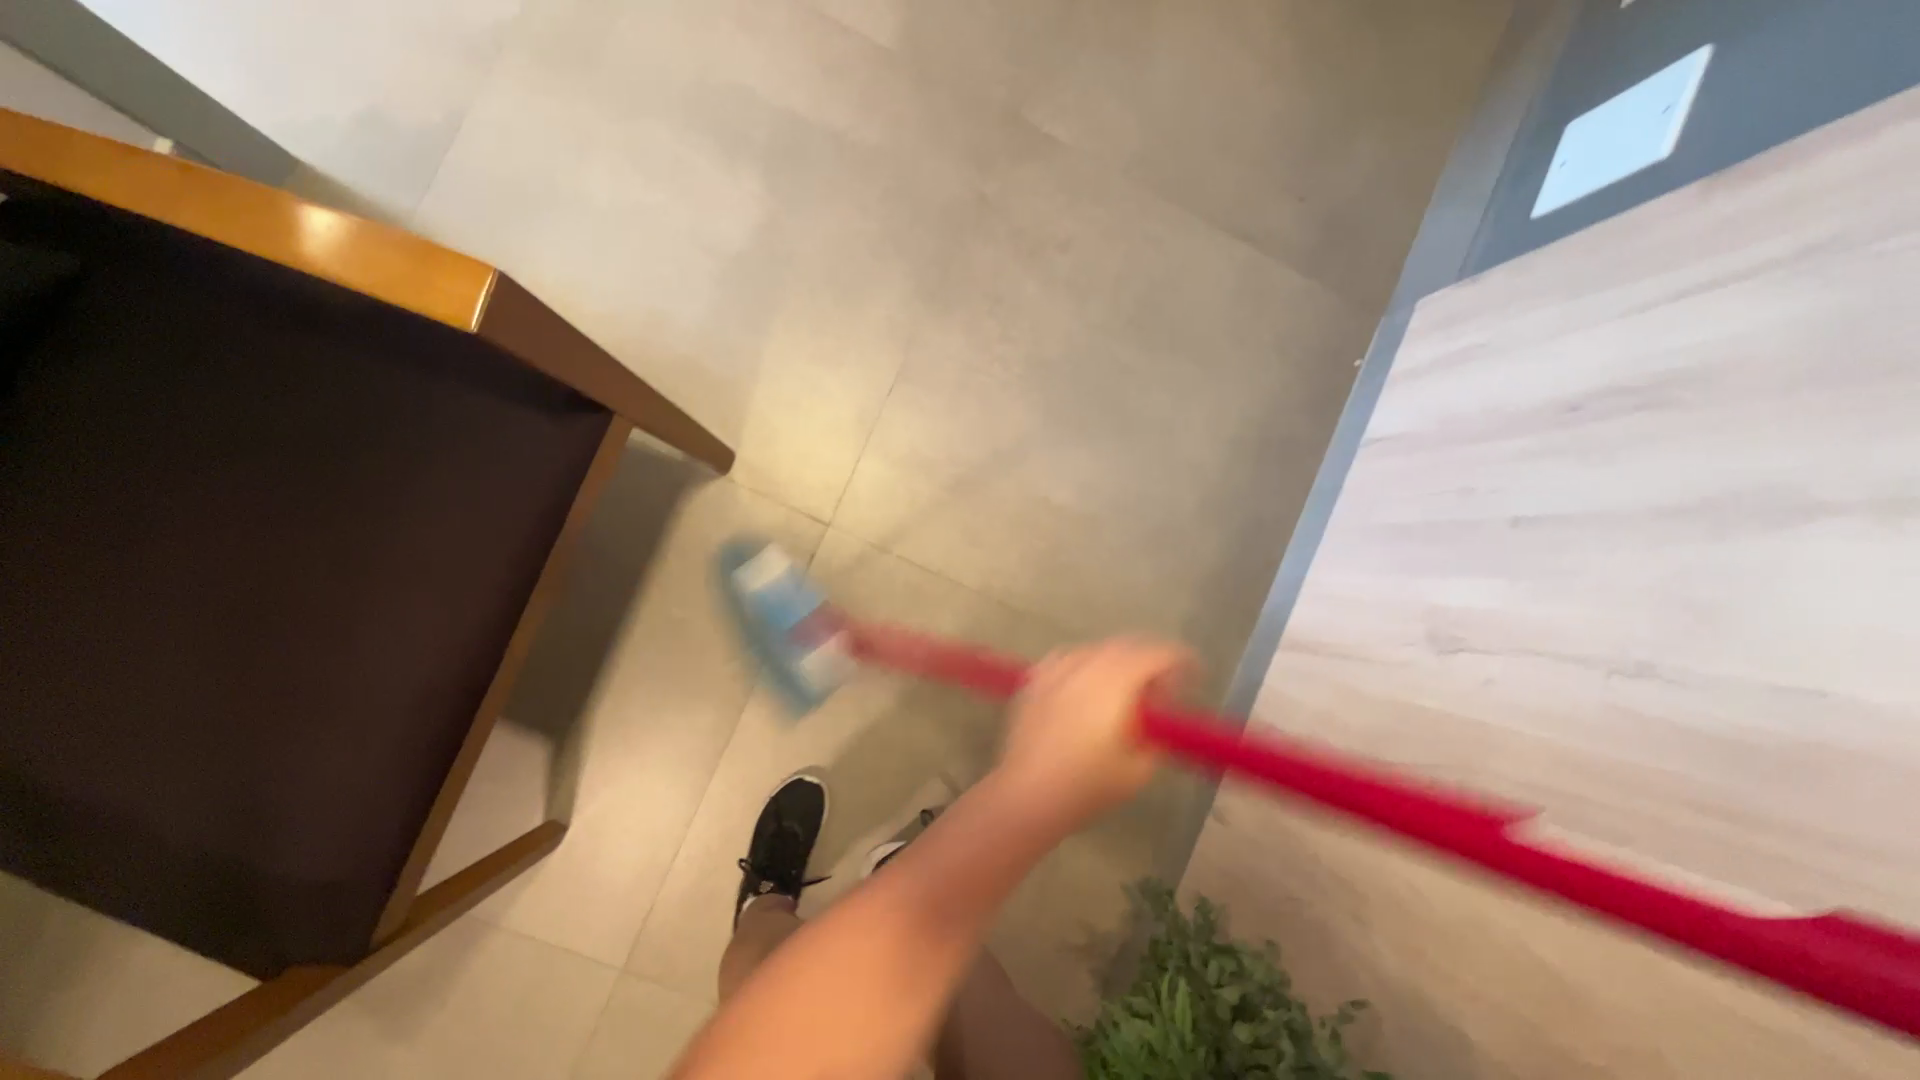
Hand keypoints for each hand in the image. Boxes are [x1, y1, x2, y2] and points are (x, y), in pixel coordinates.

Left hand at [994, 639, 1193, 831]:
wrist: (1029, 795)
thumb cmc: (1089, 785)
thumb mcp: (1140, 767)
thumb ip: (1158, 735)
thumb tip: (1160, 719)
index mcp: (1117, 681)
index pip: (1158, 654)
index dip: (1182, 660)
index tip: (1195, 676)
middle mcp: (1086, 665)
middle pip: (1127, 646)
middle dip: (1150, 662)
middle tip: (1162, 692)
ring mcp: (1056, 669)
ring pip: (1096, 650)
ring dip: (1117, 663)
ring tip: (1123, 692)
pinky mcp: (1034, 680)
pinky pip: (1067, 660)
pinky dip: (1085, 667)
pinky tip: (1085, 688)